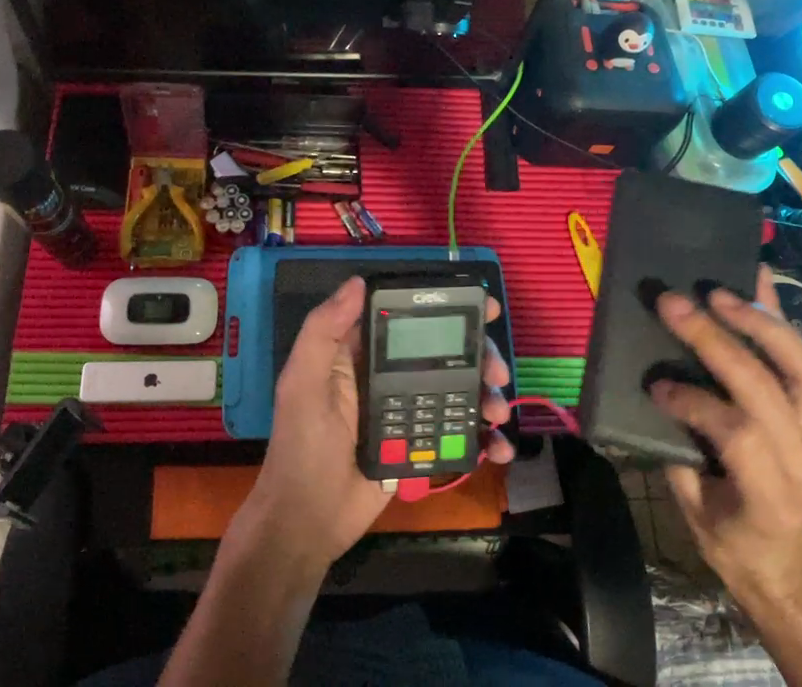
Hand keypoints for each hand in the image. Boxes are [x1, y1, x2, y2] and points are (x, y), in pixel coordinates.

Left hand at [241, 276, 514, 565]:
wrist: (308, 520)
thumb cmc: (302, 445)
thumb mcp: (303, 382)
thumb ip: (324, 331)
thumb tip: (357, 282)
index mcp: (359, 355)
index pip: (405, 320)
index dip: (442, 310)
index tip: (481, 307)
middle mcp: (387, 378)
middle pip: (444, 354)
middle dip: (478, 357)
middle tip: (497, 371)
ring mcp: (408, 413)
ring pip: (459, 392)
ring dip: (487, 396)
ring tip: (496, 412)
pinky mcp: (420, 448)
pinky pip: (460, 435)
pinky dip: (485, 439)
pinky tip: (499, 448)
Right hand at [650, 266, 801, 602]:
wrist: (784, 564)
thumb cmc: (729, 542)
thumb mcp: (693, 511)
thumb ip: (681, 452)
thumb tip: (659, 392)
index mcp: (772, 497)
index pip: (739, 433)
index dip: (694, 403)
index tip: (654, 387)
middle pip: (770, 387)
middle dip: (718, 340)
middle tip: (675, 304)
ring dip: (762, 322)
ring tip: (720, 291)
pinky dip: (781, 321)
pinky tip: (759, 284)